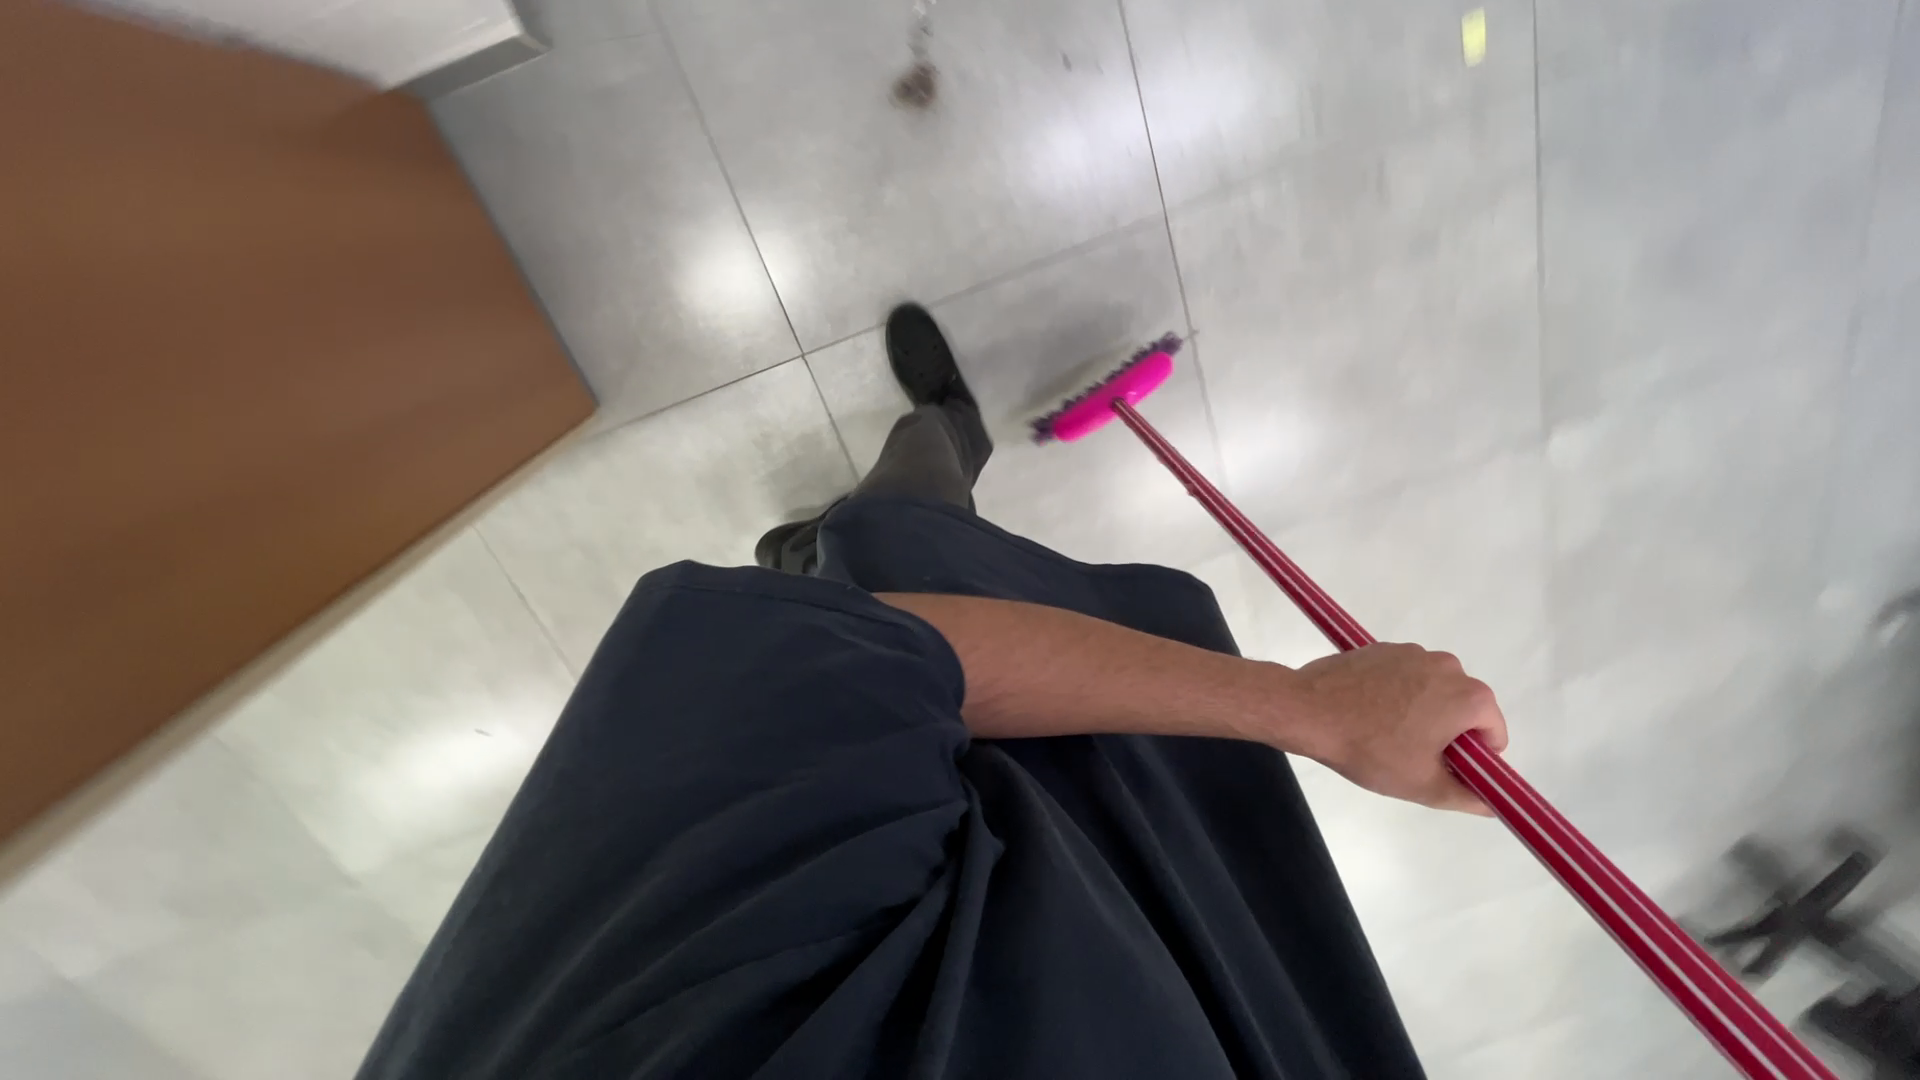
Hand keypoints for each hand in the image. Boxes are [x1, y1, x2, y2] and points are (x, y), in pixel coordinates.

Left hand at [1290, 643, 1507, 815]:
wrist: (1305, 710)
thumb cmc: (1369, 748)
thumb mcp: (1423, 785)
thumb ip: (1467, 796)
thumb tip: (1491, 801)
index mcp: (1468, 695)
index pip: (1492, 733)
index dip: (1473, 757)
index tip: (1441, 767)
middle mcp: (1446, 665)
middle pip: (1463, 708)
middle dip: (1446, 732)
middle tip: (1409, 753)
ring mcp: (1409, 651)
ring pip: (1431, 691)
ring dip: (1419, 712)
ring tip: (1383, 733)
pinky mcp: (1378, 648)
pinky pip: (1402, 677)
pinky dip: (1394, 694)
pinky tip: (1367, 712)